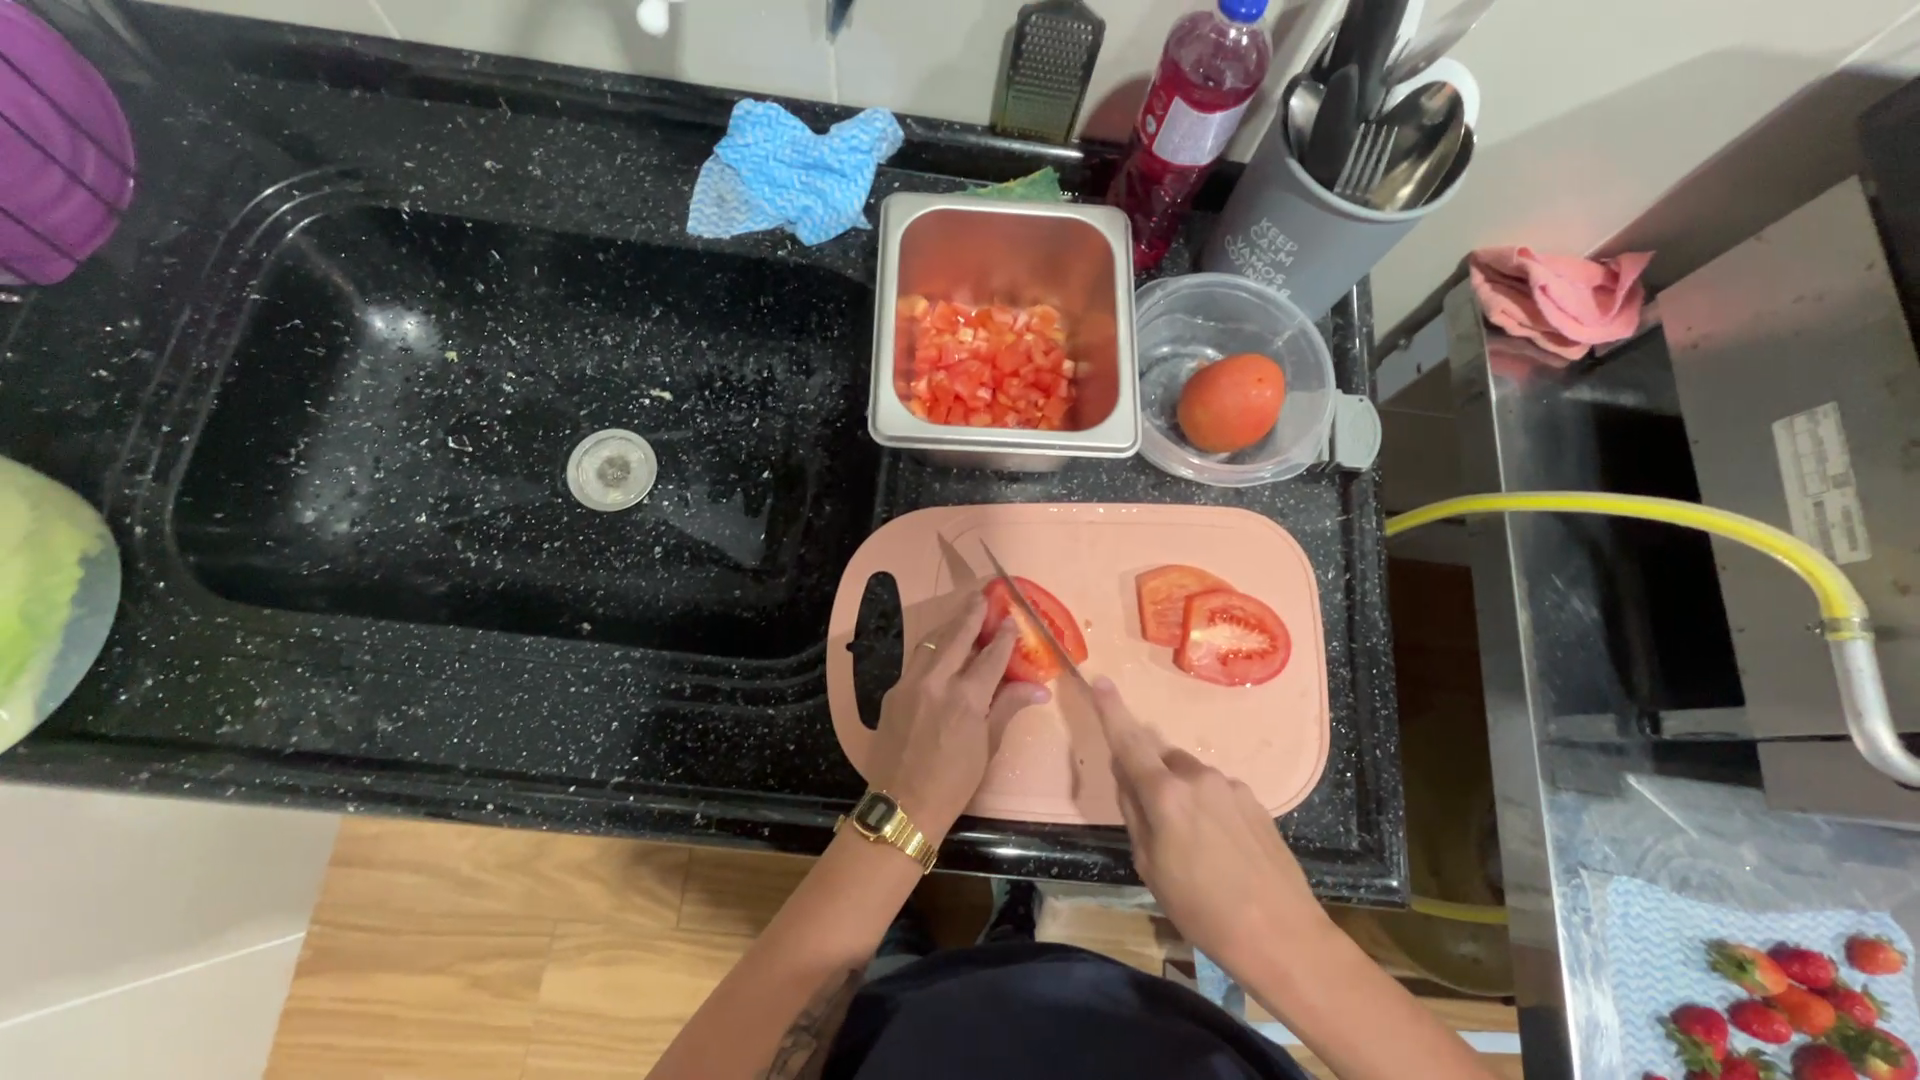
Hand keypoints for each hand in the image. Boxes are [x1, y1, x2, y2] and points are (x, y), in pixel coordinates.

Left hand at [867, 593, 1050, 840]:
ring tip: (962, 614)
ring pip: (931, 643)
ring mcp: (910, 685)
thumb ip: (1008, 706)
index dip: (1004, 636)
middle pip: (957, 636)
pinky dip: (931, 650)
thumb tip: (1040, 687)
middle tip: (984, 596)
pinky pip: (915, 661)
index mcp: (966, 698)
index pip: (991, 656)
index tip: (1013, 618)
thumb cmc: (954, 783)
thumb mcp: (988, 746)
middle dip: (972, 614)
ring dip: (949, 627)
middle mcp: (936, 682)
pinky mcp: (892, 692)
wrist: (903, 805)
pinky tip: (940, 649)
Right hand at [1091, 676, 1326, 978]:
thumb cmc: (1200, 908)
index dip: (1110, 710)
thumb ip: (1134, 813)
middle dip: (1152, 778)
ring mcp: (1232, 787)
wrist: (1279, 933)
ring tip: (1194, 849)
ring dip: (1182, 797)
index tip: (1101, 681)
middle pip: (1162, 761)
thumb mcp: (1149, 866)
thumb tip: (1126, 776)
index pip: (1128, 742)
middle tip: (1154, 825)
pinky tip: (1221, 851)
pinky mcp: (1256, 802)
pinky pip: (1218, 794)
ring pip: (1191, 779)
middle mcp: (1198, 778)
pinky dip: (1208, 810)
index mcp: (1164, 794)